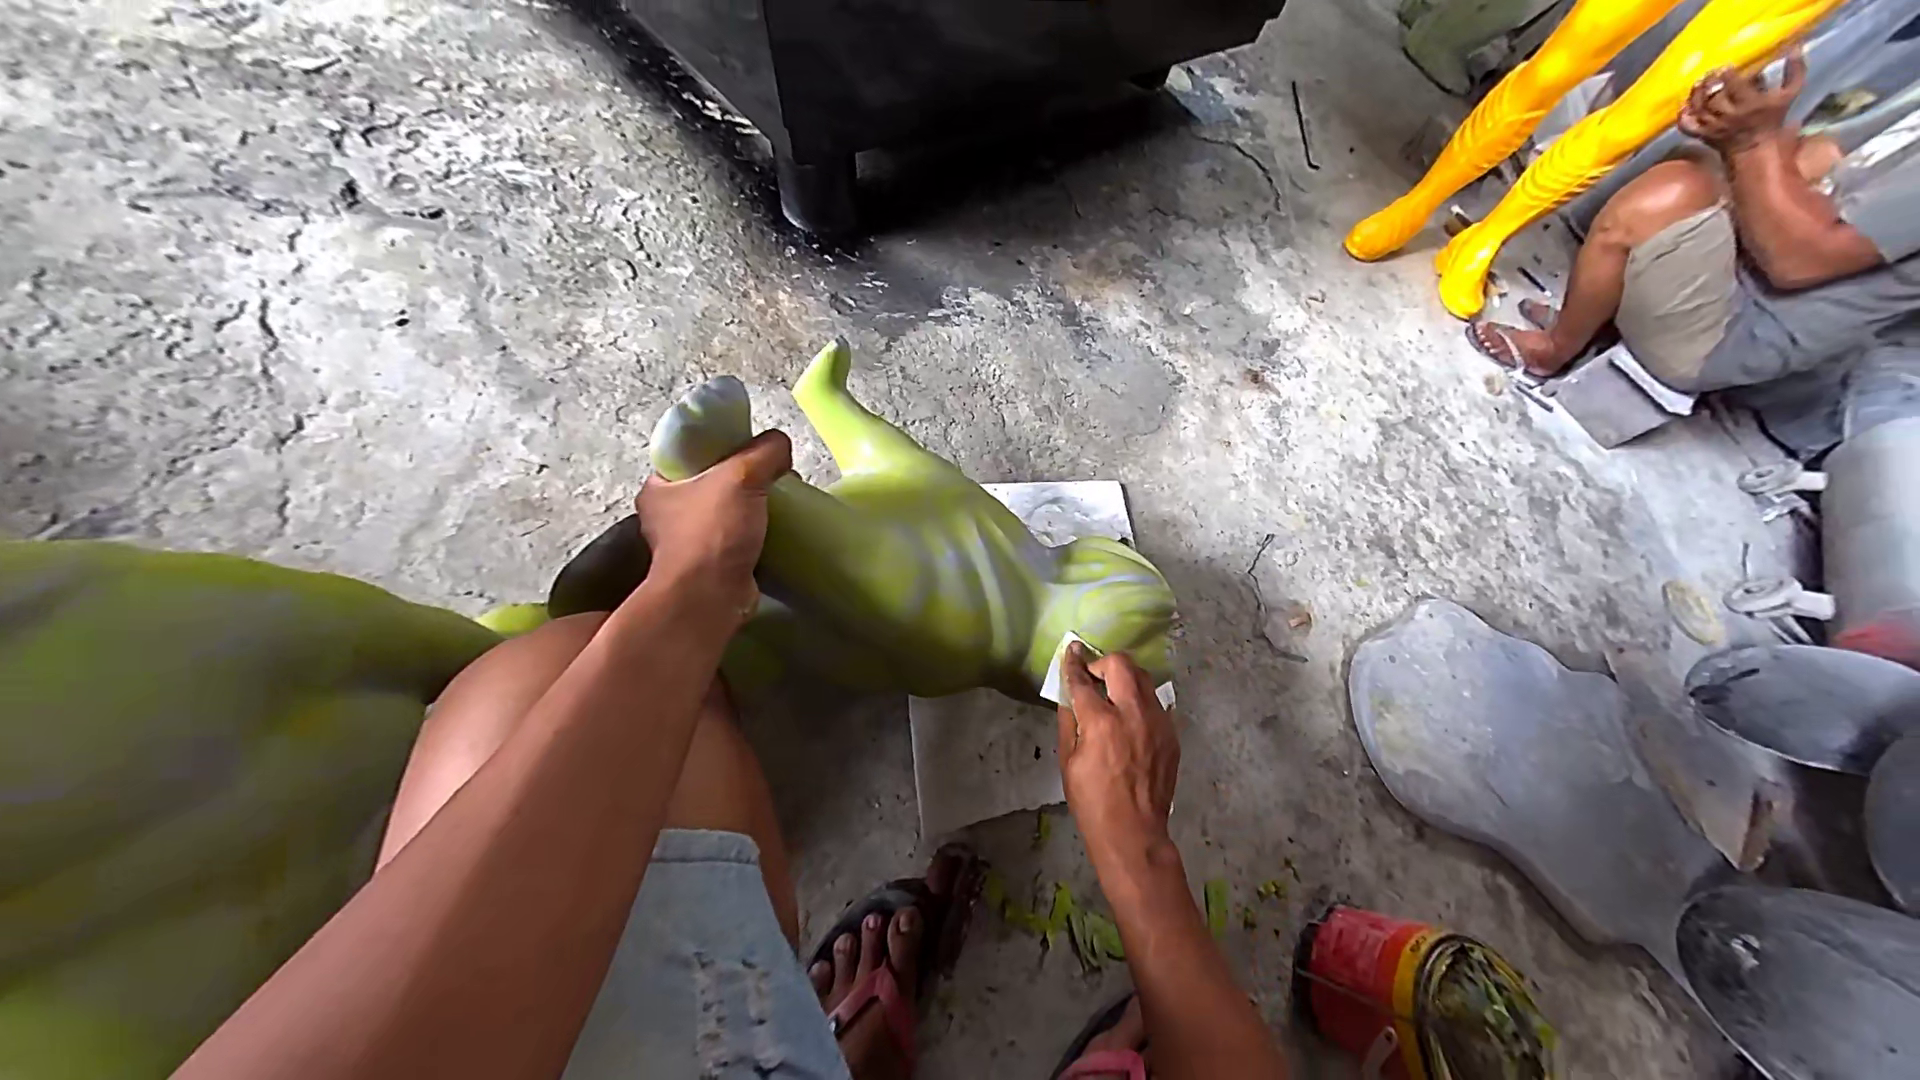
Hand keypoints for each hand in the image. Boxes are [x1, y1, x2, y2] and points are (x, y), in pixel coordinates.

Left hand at [633, 430, 791, 626]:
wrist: (710, 597)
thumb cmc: (715, 532)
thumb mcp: (742, 475)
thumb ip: (765, 451)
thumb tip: (780, 445)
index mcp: (659, 486)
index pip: (691, 453)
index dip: (723, 447)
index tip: (751, 452)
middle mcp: (667, 514)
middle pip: (713, 482)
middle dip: (745, 479)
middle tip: (772, 478)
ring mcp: (687, 543)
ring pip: (727, 511)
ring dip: (752, 508)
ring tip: (778, 504)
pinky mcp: (710, 565)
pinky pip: (737, 538)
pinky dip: (755, 533)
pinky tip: (775, 530)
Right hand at [1056, 643, 1178, 864]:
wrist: (1134, 833)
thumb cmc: (1092, 801)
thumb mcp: (1068, 761)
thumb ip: (1069, 721)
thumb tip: (1069, 695)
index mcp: (1101, 722)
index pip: (1083, 680)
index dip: (1074, 663)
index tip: (1072, 651)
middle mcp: (1133, 713)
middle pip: (1121, 664)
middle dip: (1103, 663)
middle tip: (1093, 675)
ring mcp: (1157, 722)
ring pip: (1143, 678)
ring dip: (1124, 677)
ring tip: (1112, 692)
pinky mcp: (1171, 734)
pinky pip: (1155, 702)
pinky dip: (1140, 700)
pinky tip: (1130, 717)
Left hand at [1678, 48, 1805, 153]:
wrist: (1754, 145)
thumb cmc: (1774, 115)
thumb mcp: (1792, 91)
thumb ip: (1794, 69)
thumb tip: (1795, 46)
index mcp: (1751, 103)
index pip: (1736, 87)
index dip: (1728, 76)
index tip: (1725, 66)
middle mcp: (1729, 115)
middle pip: (1713, 99)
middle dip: (1710, 85)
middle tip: (1708, 73)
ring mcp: (1712, 126)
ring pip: (1698, 110)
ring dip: (1695, 97)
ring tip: (1697, 84)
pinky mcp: (1701, 135)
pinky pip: (1687, 127)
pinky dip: (1683, 117)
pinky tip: (1682, 106)